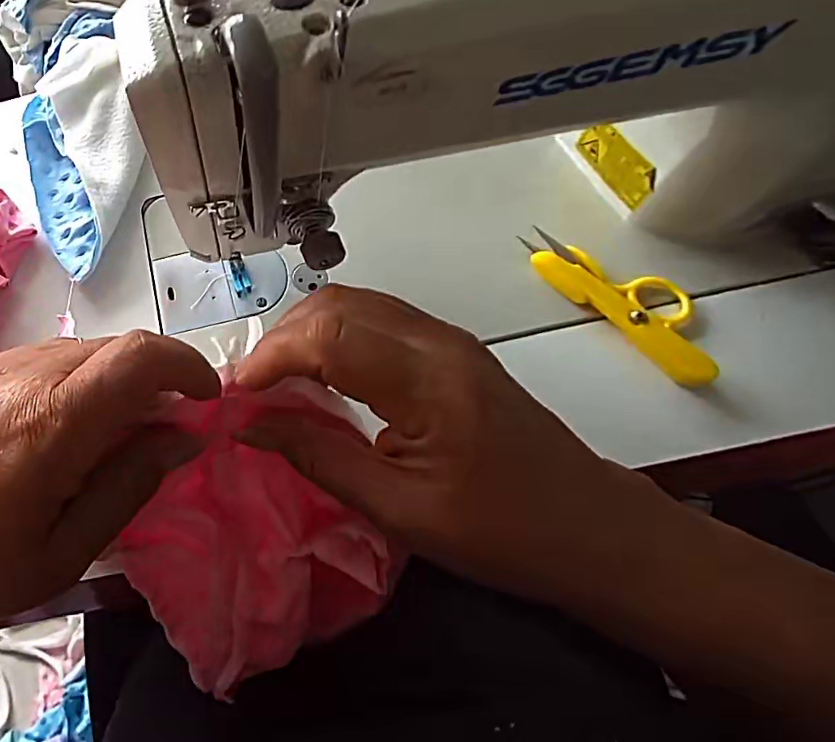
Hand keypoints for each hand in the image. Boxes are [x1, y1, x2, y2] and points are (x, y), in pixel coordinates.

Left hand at [0, 332, 219, 642]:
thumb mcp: (61, 552)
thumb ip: (130, 483)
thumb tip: (183, 436)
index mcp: (53, 417)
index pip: (142, 354)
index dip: (189, 366)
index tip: (209, 402)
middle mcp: (31, 372)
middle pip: (122, 347)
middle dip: (163, 379)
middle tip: (171, 434)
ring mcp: (4, 365)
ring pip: (93, 350)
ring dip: (125, 381)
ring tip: (123, 440)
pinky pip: (60, 359)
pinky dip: (91, 382)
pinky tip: (77, 431)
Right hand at [234, 285, 680, 605]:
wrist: (594, 528)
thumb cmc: (504, 533)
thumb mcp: (402, 511)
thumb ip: (319, 458)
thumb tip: (250, 425)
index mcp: (430, 381)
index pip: (331, 336)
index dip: (273, 356)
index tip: (240, 394)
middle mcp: (437, 340)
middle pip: (337, 305)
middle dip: (282, 339)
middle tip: (255, 388)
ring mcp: (445, 336)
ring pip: (354, 302)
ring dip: (305, 331)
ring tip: (278, 379)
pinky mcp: (448, 344)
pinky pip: (374, 316)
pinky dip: (333, 334)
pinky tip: (320, 371)